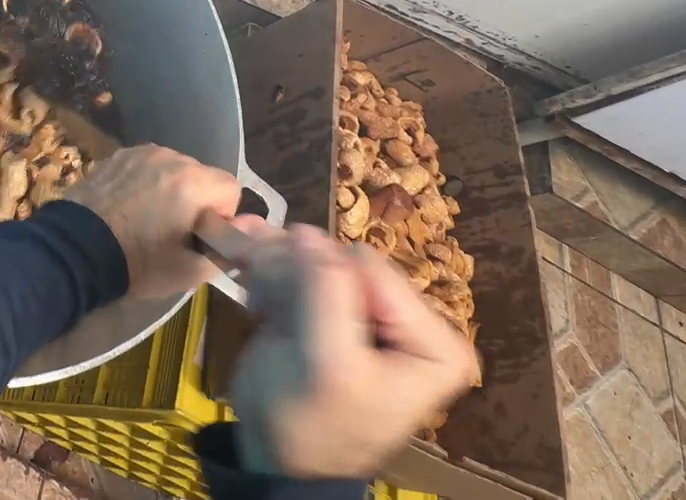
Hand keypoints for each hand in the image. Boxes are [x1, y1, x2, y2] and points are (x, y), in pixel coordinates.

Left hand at [63, 144, 261, 299]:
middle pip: (200, 175)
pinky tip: (127, 206)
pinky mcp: (115, 156)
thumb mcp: (191, 270)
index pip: (231, 187)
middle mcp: (168, 156)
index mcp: (192, 180)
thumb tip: (252, 225)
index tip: (199, 236)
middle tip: (173, 231)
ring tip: (147, 219)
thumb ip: (229, 247)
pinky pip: (145, 166)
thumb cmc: (139, 261)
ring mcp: (138, 152)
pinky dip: (145, 182)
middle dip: (196, 200)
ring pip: (172, 169)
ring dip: (170, 189)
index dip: (221, 216)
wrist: (76, 248)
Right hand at [231, 226, 476, 478]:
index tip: (278, 293)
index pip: (370, 268)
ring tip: (253, 292)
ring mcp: (365, 310)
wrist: (273, 454)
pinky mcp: (329, 307)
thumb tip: (306, 231)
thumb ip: (325, 294)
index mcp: (432, 340)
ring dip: (272, 262)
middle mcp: (407, 318)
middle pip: (339, 257)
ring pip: (312, 254)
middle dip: (291, 266)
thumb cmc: (310, 422)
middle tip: (257, 287)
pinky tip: (255, 296)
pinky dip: (267, 268)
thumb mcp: (326, 363)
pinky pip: (297, 265)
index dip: (321, 276)